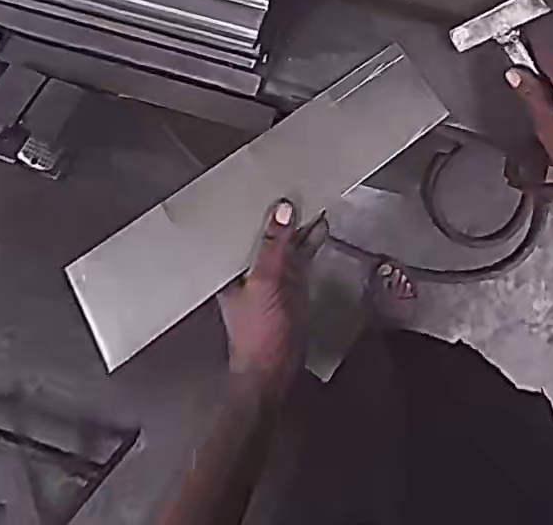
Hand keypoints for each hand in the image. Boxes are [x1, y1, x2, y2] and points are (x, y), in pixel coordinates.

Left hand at [218, 200, 306, 393]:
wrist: (274, 372)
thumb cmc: (259, 330)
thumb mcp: (265, 282)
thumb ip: (274, 245)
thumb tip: (284, 207)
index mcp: (230, 265)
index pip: (237, 227)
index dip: (250, 205)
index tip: (264, 180)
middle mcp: (248, 266)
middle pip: (264, 231)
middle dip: (279, 212)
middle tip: (296, 181)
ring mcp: (272, 274)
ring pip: (285, 240)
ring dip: (298, 223)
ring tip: (314, 196)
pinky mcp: (292, 282)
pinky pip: (301, 253)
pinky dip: (311, 239)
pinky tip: (322, 224)